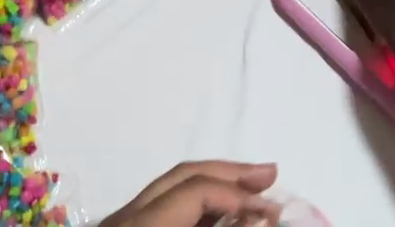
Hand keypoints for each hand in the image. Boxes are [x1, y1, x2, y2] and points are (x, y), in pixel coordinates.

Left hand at [99, 162, 279, 226]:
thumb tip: (259, 216)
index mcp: (139, 223)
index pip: (193, 190)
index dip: (236, 195)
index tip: (272, 210)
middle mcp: (126, 213)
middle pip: (182, 175)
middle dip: (229, 173)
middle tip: (271, 174)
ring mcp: (122, 219)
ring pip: (173, 187)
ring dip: (216, 184)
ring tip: (255, 186)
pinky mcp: (127, 226)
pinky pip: (165, 204)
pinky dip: (198, 203)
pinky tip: (223, 210)